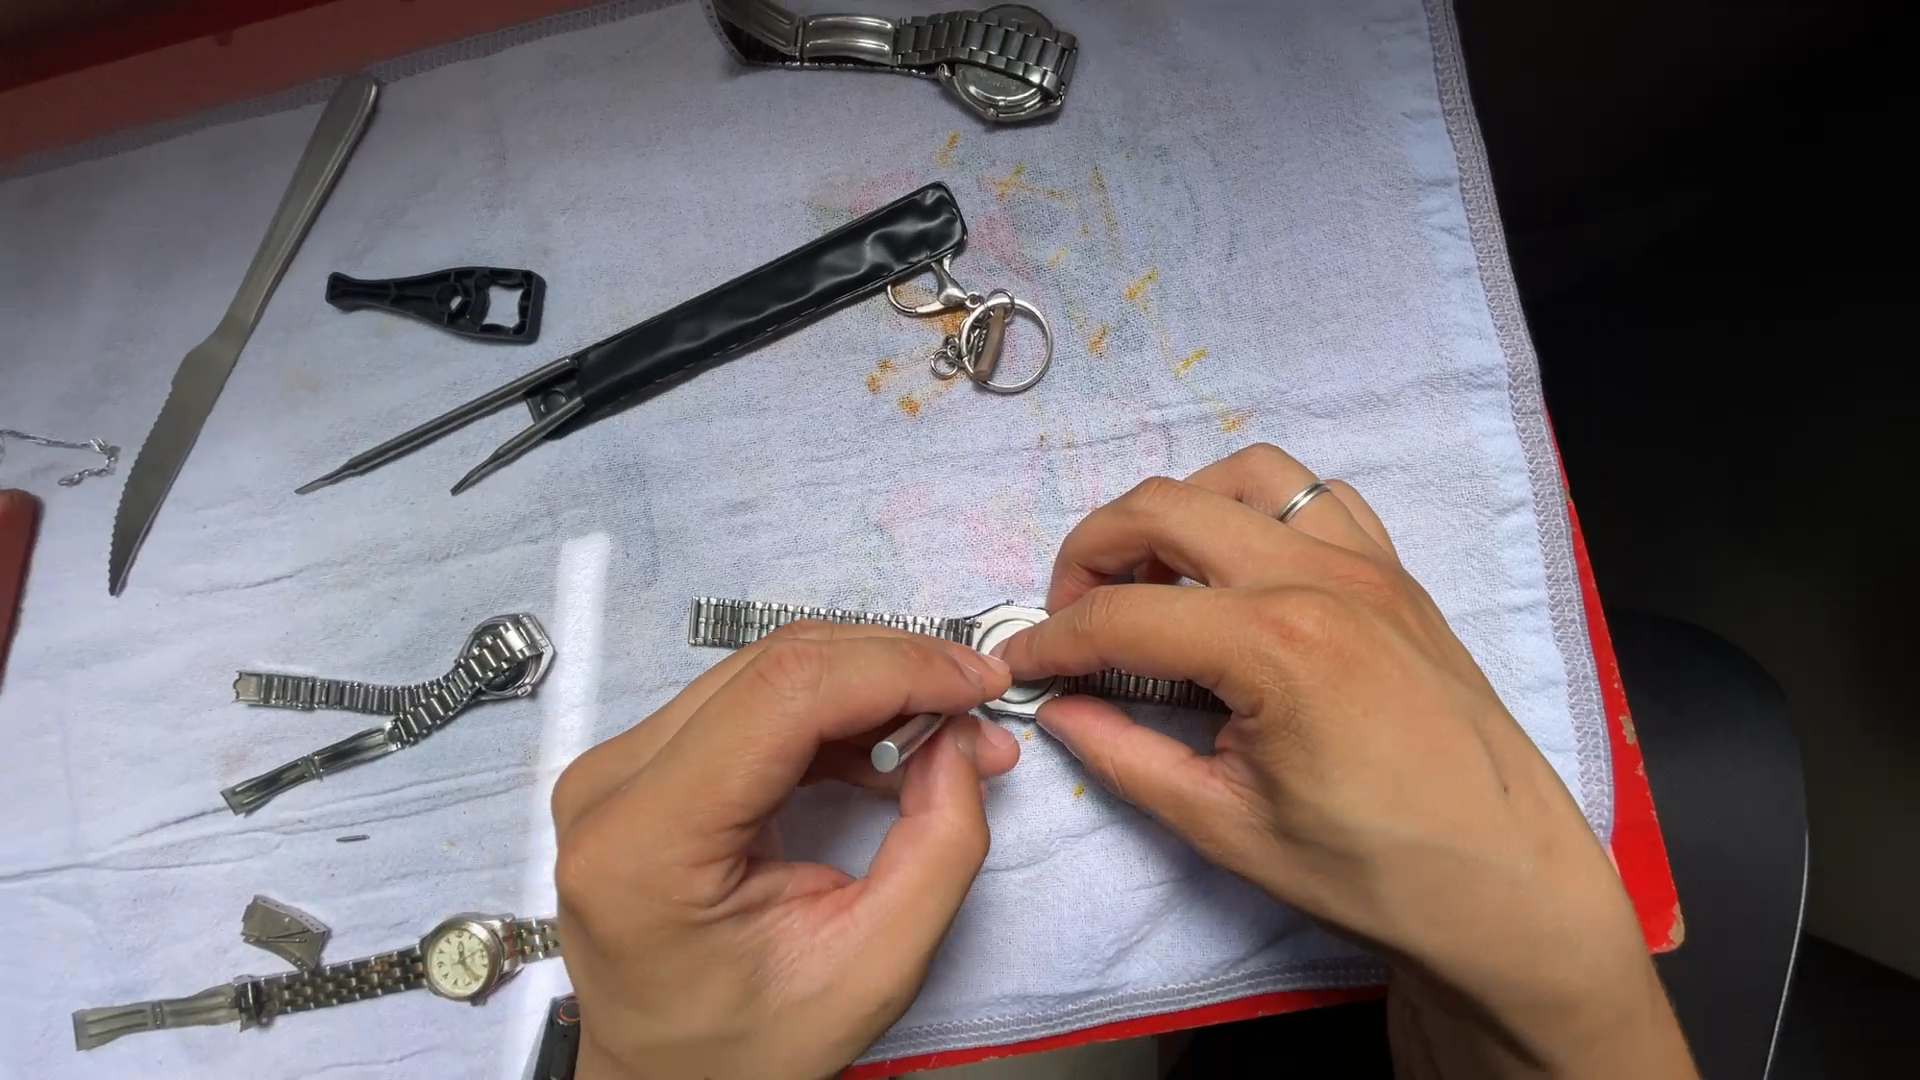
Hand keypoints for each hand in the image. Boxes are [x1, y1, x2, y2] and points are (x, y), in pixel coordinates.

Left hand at [552, 624, 1018, 1079]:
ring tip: (944, 733)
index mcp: (649, 839)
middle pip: (782, 665)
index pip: (784, 694)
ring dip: (875, 684)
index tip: (980, 684)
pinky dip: (842, 708)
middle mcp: (618, 778)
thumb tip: (961, 737)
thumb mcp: (873, 969)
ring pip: (777, 668)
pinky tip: (890, 745)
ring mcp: (626, 760)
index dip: (896, 668)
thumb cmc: (749, 1046)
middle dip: (898, 670)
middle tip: (975, 707)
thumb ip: (940, 846)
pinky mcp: (651, 757)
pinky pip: (764, 697)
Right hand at [996, 445, 1693, 1078]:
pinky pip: (1311, 493)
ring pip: (1237, 474)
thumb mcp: (1220, 824)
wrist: (1511, 886)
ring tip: (1153, 576)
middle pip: (1161, 510)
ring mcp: (1365, 560)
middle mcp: (1317, 576)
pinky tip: (1238, 563)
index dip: (1052, 640)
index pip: (1121, 617)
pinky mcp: (1393, 568)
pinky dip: (1252, 507)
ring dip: (1173, 513)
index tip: (1019, 663)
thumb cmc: (1369, 868)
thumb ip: (1120, 754)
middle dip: (1088, 554)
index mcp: (1275, 646)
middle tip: (1070, 616)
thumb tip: (1055, 708)